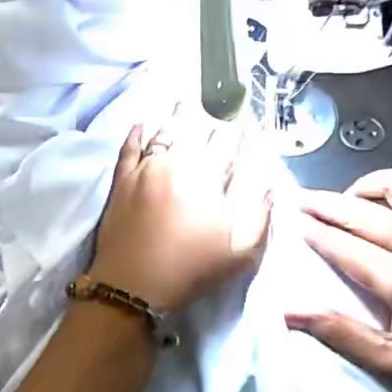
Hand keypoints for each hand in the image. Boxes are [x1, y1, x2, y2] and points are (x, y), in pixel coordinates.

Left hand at [89, 108, 272, 311]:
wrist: (133, 286)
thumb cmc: (191, 271)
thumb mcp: (240, 254)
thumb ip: (259, 218)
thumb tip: (270, 189)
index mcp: (207, 180)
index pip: (227, 146)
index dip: (239, 135)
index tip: (247, 127)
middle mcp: (178, 165)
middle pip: (196, 133)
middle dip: (209, 121)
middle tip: (217, 110)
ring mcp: (146, 169)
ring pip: (164, 134)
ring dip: (176, 119)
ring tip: (183, 105)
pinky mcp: (121, 180)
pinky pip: (129, 148)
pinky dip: (137, 134)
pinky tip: (142, 124)